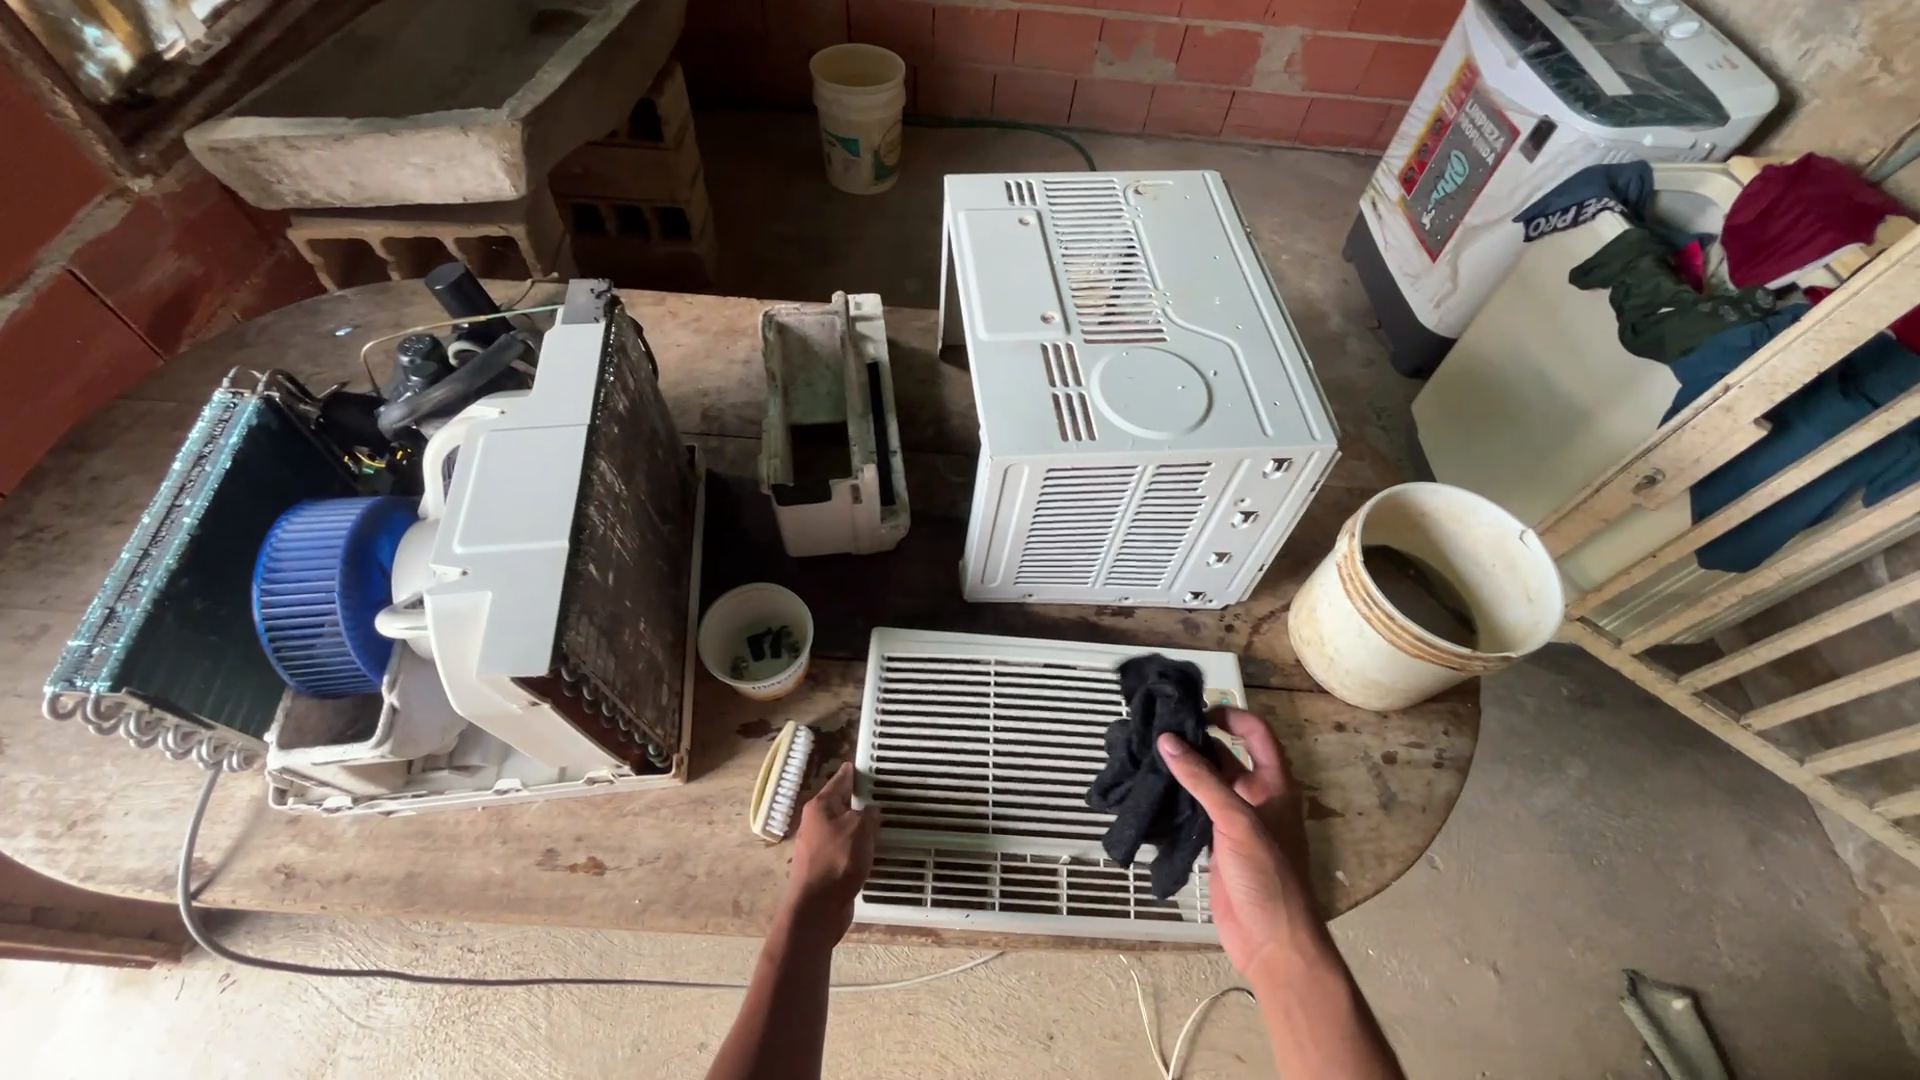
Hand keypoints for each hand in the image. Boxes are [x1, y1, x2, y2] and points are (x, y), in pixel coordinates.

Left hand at [781, 761, 878, 941]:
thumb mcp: (860, 828)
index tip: (869, 764)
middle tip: (885, 795)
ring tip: (883, 822)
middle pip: (841, 804)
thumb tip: (871, 810)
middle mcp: (814, 822)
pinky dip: (857, 847)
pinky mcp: (823, 867)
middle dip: (861, 800)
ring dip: (860, 826)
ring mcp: (816, 846)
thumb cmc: (838, 860)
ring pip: (843, 828)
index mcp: (820, 806)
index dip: (855, 771)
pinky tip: (872, 850)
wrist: (818, 908)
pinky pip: (844, 848)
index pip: (840, 779)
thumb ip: (869, 813)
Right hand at [1158, 708, 1318, 981]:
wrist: (1272, 942)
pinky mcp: (1215, 844)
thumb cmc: (1268, 876)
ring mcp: (1234, 822)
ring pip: (1206, 784)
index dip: (1231, 717)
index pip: (1257, 734)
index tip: (1196, 713)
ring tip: (1146, 754)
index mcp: (1275, 785)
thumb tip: (1167, 741)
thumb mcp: (1237, 821)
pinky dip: (1175, 799)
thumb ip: (1202, 779)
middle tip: (1157, 730)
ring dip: (1182, 770)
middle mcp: (1255, 797)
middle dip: (1195, 742)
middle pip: (1225, 756)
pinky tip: (1150, 791)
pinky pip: (1194, 811)